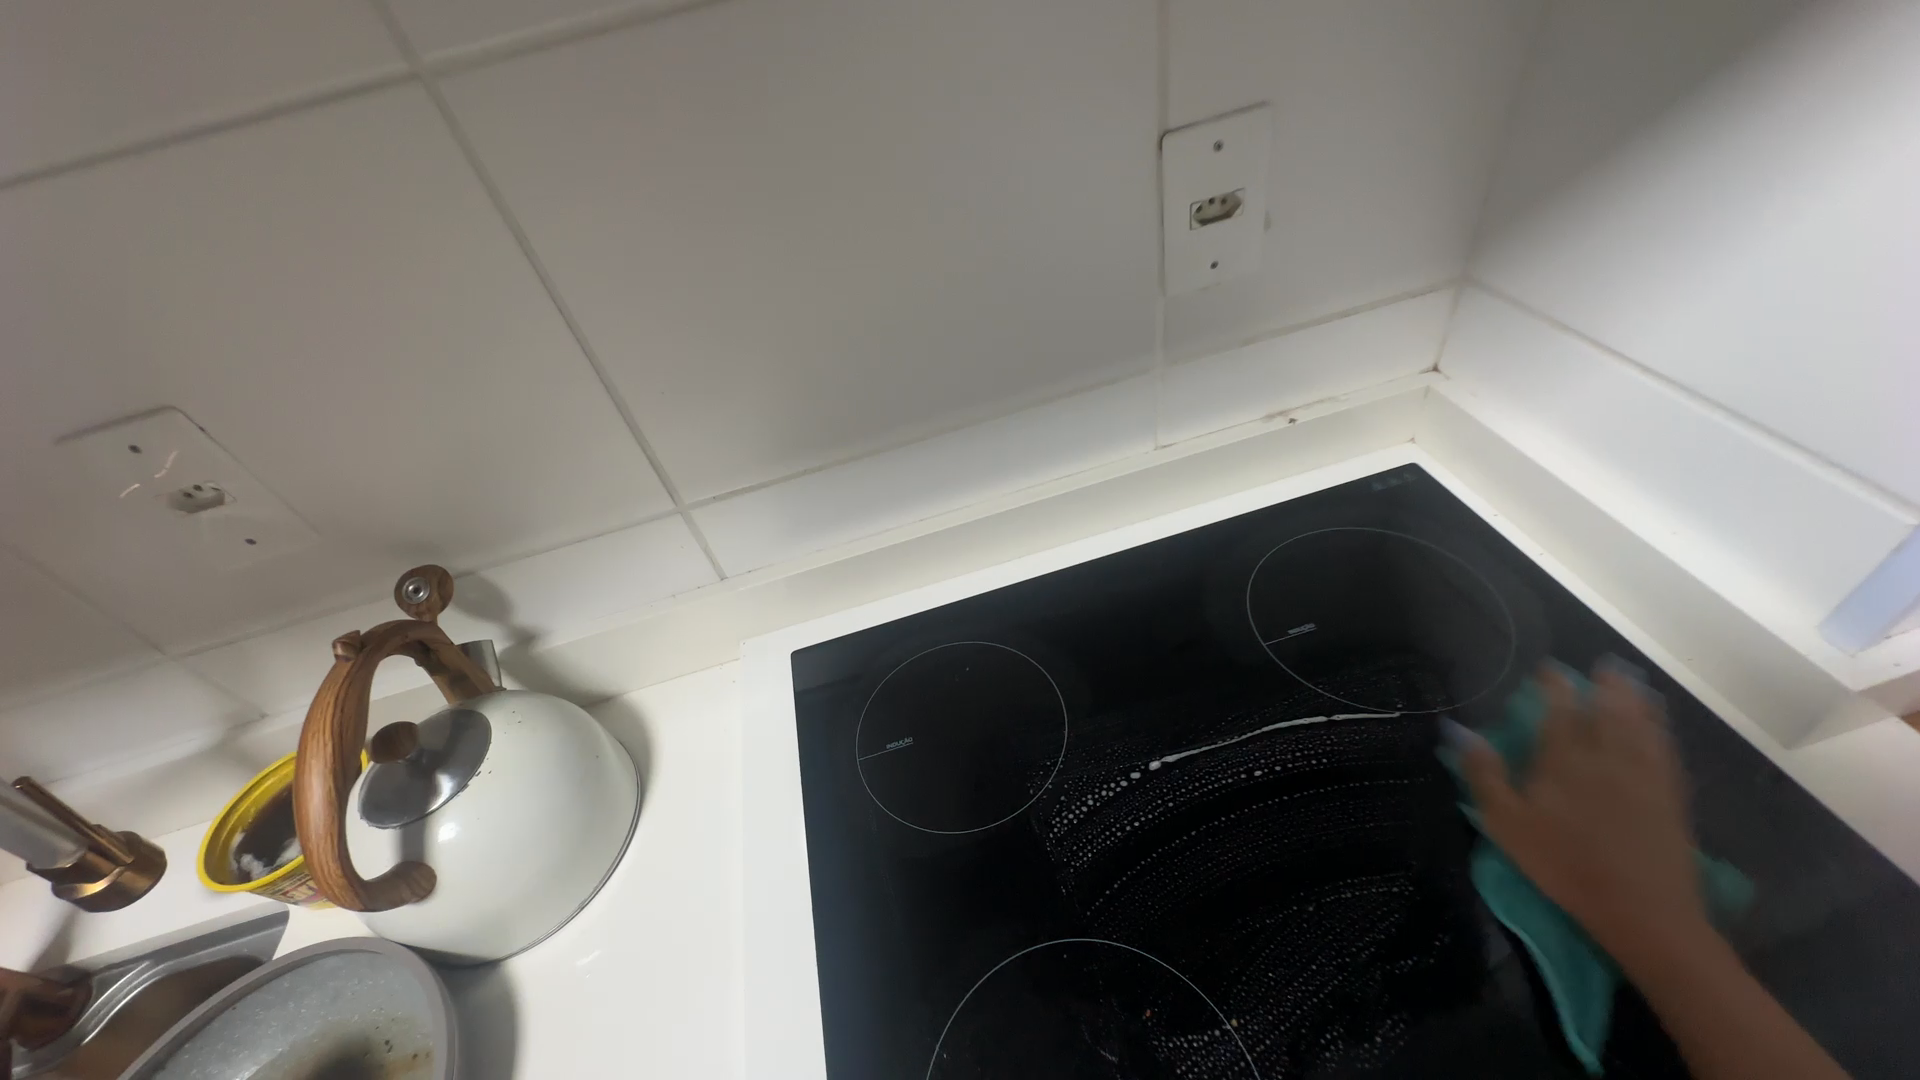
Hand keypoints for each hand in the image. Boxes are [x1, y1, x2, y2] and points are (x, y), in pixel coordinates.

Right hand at [1458, 662, 1706, 965]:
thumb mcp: (1506, 822)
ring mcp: (1645, 778)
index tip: (1548, 671)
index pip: (1560, 711)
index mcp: (1564, 761)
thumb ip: (1484, 773)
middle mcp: (1608, 759)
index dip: (1555, 687)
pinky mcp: (1671, 799)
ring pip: (1641, 727)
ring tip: (1630, 684)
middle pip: (1609, 712)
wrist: (1642, 910)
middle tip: (1601, 667)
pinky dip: (1659, 731)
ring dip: (1635, 701)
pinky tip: (1657, 728)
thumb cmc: (1562, 863)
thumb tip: (1461, 731)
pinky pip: (1665, 753)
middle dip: (1604, 687)